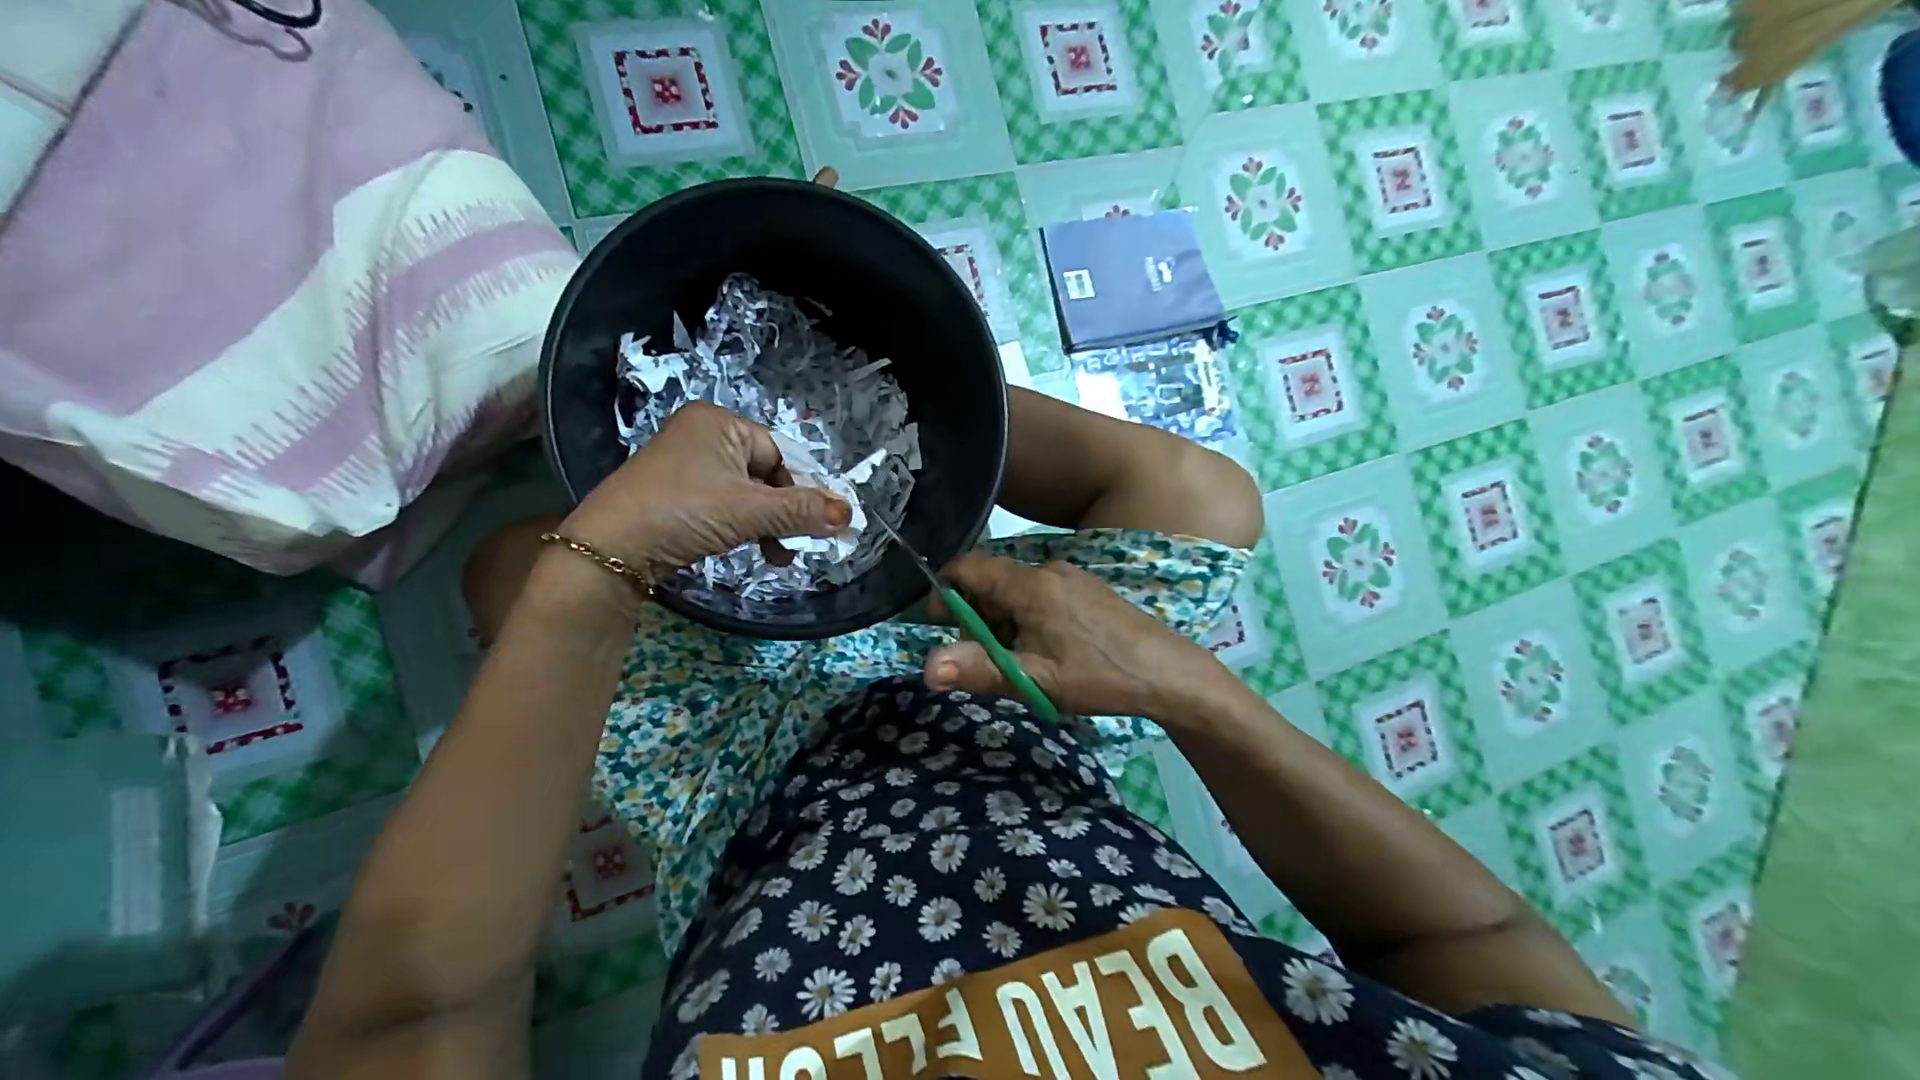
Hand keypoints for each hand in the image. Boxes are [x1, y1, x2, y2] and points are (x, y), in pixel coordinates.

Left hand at [559, 402, 850, 582]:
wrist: (610, 550)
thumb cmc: (683, 511)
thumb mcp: (749, 510)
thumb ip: (801, 511)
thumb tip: (850, 514)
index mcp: (720, 423)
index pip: (782, 454)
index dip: (804, 489)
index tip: (823, 522)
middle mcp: (706, 438)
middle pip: (769, 475)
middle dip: (788, 512)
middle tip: (802, 543)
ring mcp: (691, 468)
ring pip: (752, 495)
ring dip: (772, 526)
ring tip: (782, 556)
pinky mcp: (682, 496)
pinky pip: (730, 506)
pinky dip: (748, 528)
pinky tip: (760, 552)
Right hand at [920, 554, 1226, 718]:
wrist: (1169, 674)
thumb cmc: (1100, 676)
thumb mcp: (1036, 679)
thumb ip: (980, 670)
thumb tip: (927, 668)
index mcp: (1030, 585)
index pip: (967, 568)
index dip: (943, 593)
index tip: (938, 627)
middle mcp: (1047, 570)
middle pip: (989, 583)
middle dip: (976, 618)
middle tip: (987, 658)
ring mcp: (1069, 577)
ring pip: (1014, 592)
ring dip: (1002, 622)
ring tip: (1021, 661)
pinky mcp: (1085, 590)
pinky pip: (1038, 595)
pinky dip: (1026, 619)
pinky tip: (1046, 651)